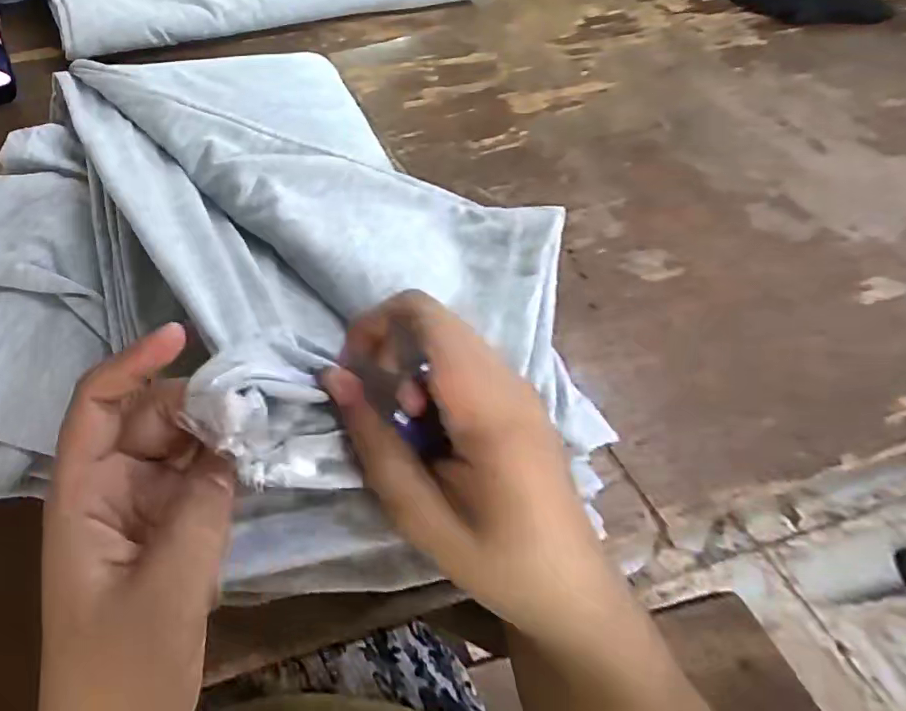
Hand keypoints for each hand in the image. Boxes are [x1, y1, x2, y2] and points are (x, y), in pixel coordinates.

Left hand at [41, 324, 235, 710]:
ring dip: (211, 430)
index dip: (132, 363)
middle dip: (190, 401)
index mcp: (81, 491)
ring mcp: (138, 507)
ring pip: (173, 445)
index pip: (97, 403)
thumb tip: (231, 449)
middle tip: (245, 399)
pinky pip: (192, 479)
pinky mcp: (166, 529)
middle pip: (145, 418)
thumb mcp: (164, 592)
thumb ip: (200, 514)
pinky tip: (251, 455)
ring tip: (257, 420)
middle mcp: (106, 486)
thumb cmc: (120, 671)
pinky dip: (219, 464)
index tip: (179, 335)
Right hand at [320, 291, 617, 640]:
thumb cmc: (493, 559)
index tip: (354, 369)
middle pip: (431, 319)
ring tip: (407, 423)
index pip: (424, 315)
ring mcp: (519, 385)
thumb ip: (372, 437)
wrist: (572, 591)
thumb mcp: (417, 511)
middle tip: (375, 401)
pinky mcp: (519, 396)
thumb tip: (333, 374)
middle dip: (387, 345)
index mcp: (487, 405)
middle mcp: (508, 380)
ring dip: (409, 364)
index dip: (375, 323)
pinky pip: (462, 359)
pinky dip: (430, 376)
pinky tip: (432, 428)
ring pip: (445, 337)